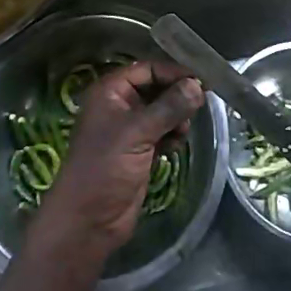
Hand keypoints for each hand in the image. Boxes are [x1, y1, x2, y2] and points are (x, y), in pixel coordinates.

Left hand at [37, 61, 203, 255]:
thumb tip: (197, 85)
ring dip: (176, 117)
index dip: (172, 72)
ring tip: (184, 128)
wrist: (89, 220)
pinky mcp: (139, 152)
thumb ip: (168, 107)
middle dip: (176, 95)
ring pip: (161, 112)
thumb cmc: (105, 167)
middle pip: (155, 89)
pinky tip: (177, 143)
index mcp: (109, 92)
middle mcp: (119, 106)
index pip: (146, 70)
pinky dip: (172, 135)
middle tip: (201, 102)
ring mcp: (129, 130)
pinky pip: (162, 133)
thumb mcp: (137, 132)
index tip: (201, 78)